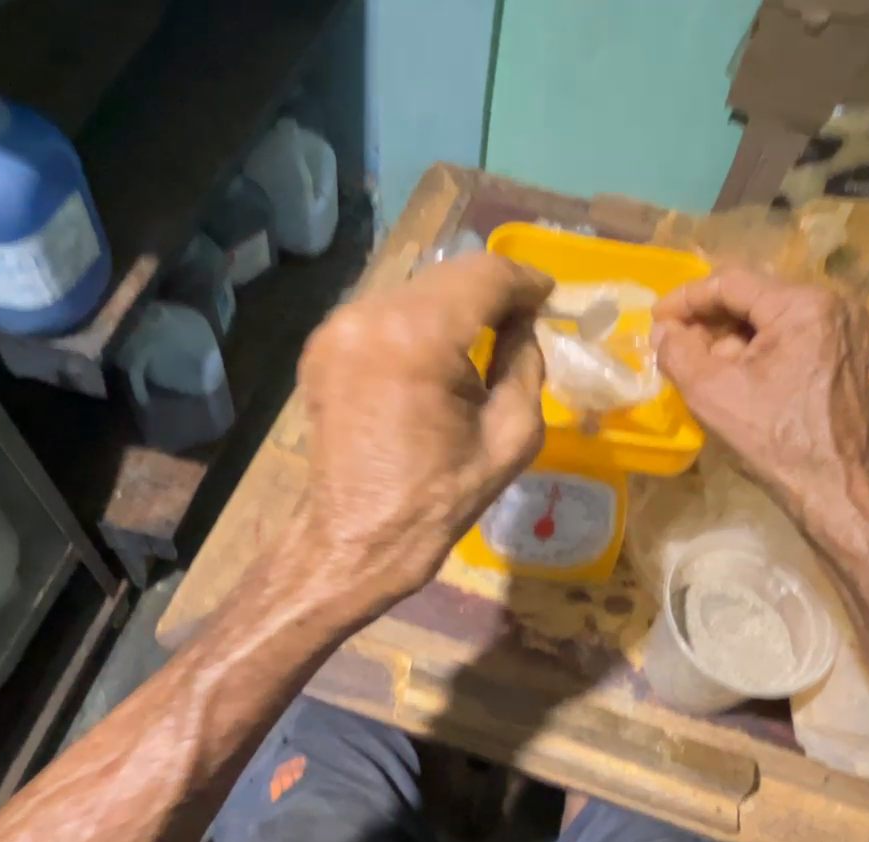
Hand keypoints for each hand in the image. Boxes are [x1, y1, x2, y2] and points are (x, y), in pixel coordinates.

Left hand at [289, 253, 552, 609]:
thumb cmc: (440, 498)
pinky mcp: (321, 347)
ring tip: (478, 345)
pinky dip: (416, 327)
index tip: (547, 298)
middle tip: (520, 320)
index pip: (484, 275)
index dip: (524, 280)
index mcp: (417, 337)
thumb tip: (523, 324)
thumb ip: (526, 363)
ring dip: (452, 309)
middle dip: (489, 294)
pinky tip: (433, 360)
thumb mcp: (512, 435)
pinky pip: (383, 316)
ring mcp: (337, 329)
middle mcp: (369, 316)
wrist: (357, 538)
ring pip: (413, 293)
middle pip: (446, 277)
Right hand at [653, 269, 868, 525]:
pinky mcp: (844, 355)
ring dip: (729, 337)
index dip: (686, 298)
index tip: (655, 319)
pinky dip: (755, 350)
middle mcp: (831, 305)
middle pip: (753, 297)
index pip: (731, 282)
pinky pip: (789, 337)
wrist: (834, 487)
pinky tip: (731, 376)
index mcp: (803, 305)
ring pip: (769, 318)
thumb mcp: (711, 393)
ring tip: (698, 365)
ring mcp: (843, 330)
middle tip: (673, 344)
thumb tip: (663, 330)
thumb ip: (678, 351)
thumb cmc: (773, 439)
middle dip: (708, 320)